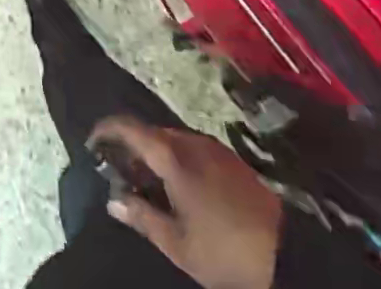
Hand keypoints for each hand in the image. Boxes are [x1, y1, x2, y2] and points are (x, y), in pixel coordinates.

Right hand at [90, 117, 283, 288]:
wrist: (288, 253)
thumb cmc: (224, 250)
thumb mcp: (177, 243)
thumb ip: (142, 216)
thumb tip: (113, 199)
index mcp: (173, 157)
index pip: (129, 127)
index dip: (106, 130)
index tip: (91, 144)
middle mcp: (191, 142)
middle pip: (150, 132)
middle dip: (129, 147)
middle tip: (116, 174)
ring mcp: (213, 148)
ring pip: (171, 140)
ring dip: (152, 154)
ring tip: (143, 184)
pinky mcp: (229, 159)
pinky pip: (190, 148)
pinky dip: (173, 159)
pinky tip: (174, 187)